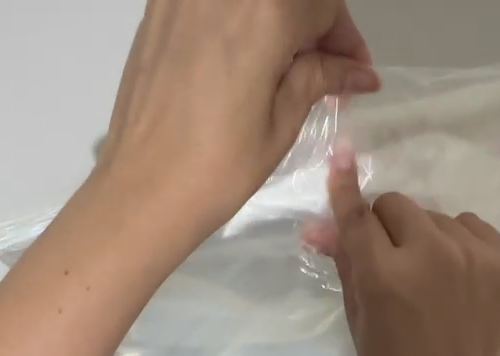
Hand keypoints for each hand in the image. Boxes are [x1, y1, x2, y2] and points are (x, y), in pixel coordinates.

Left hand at [95, 0, 377, 245]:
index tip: (354, 73)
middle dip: (312, 25)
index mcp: (264, 10)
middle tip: (325, 69)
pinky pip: (212, 2)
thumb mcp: (278, 126)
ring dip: (276, 20)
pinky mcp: (157, 8)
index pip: (324, 5)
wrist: (142, 192)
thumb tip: (357, 71)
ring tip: (284, 67)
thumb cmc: (217, 170)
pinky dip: (237, 18)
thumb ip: (316, 79)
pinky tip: (244, 58)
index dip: (345, 39)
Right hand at [318, 146, 499, 355]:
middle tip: (389, 261)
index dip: (346, 186)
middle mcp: (429, 255)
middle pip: (396, 206)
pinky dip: (457, 243)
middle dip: (385, 226)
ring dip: (422, 236)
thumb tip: (317, 226)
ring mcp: (471, 255)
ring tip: (427, 278)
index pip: (358, 217)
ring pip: (433, 217)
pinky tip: (454, 277)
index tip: (342, 154)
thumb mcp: (360, 321)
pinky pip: (469, 226)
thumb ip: (345, 266)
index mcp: (385, 277)